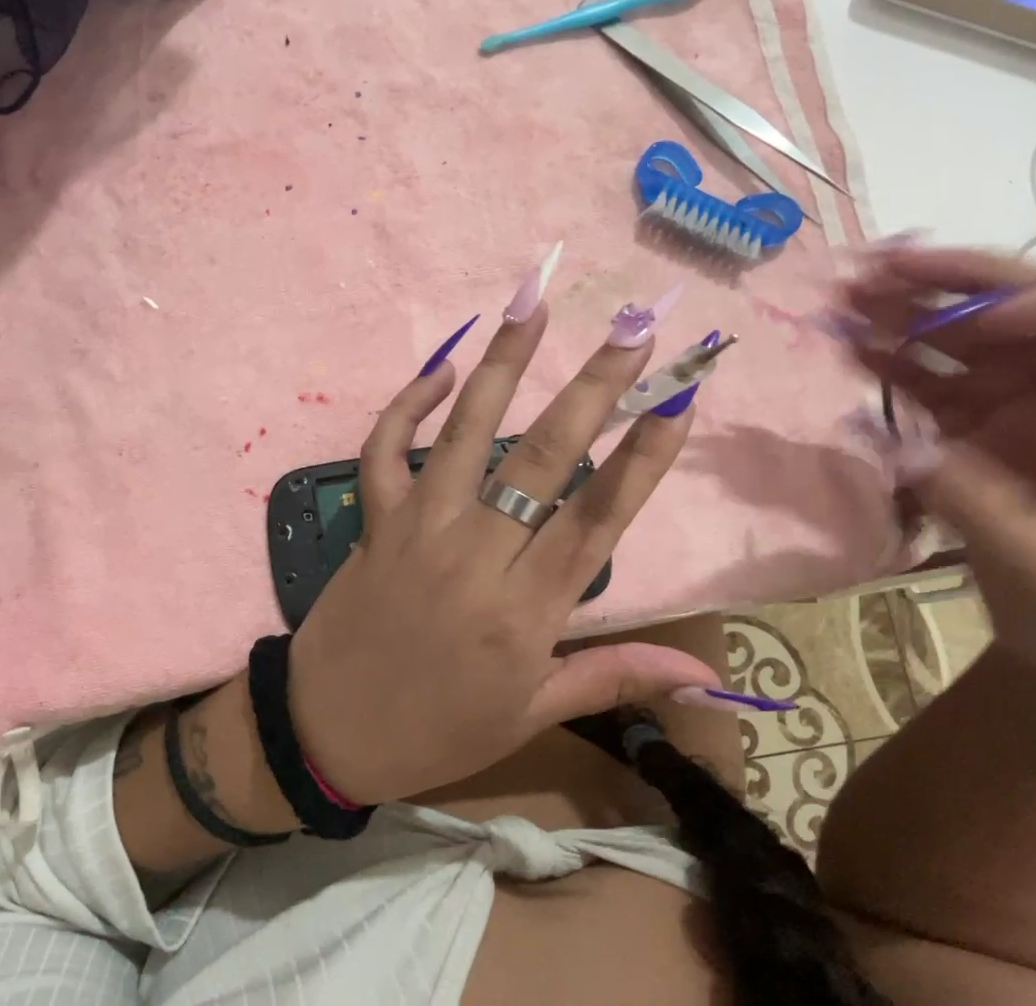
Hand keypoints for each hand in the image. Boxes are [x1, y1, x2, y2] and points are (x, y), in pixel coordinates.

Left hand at [284, 291, 723, 805]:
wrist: (326, 734)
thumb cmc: (436, 733)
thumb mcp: (529, 716)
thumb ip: (613, 677)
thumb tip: (709, 679)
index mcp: (524, 611)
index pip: (597, 519)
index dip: (643, 459)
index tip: (679, 400)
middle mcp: (474, 556)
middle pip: (541, 460)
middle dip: (593, 388)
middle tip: (634, 325)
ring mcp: (417, 530)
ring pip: (465, 436)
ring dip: (502, 365)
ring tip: (534, 302)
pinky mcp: (372, 521)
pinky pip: (384, 451)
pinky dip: (407, 406)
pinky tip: (440, 368)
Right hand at [844, 247, 1035, 737]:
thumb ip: (974, 503)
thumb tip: (893, 440)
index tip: (979, 325)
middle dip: (961, 292)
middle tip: (876, 273)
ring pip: (980, 354)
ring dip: (914, 323)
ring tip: (846, 300)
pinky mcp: (994, 455)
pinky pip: (944, 399)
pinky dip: (899, 375)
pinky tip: (855, 352)